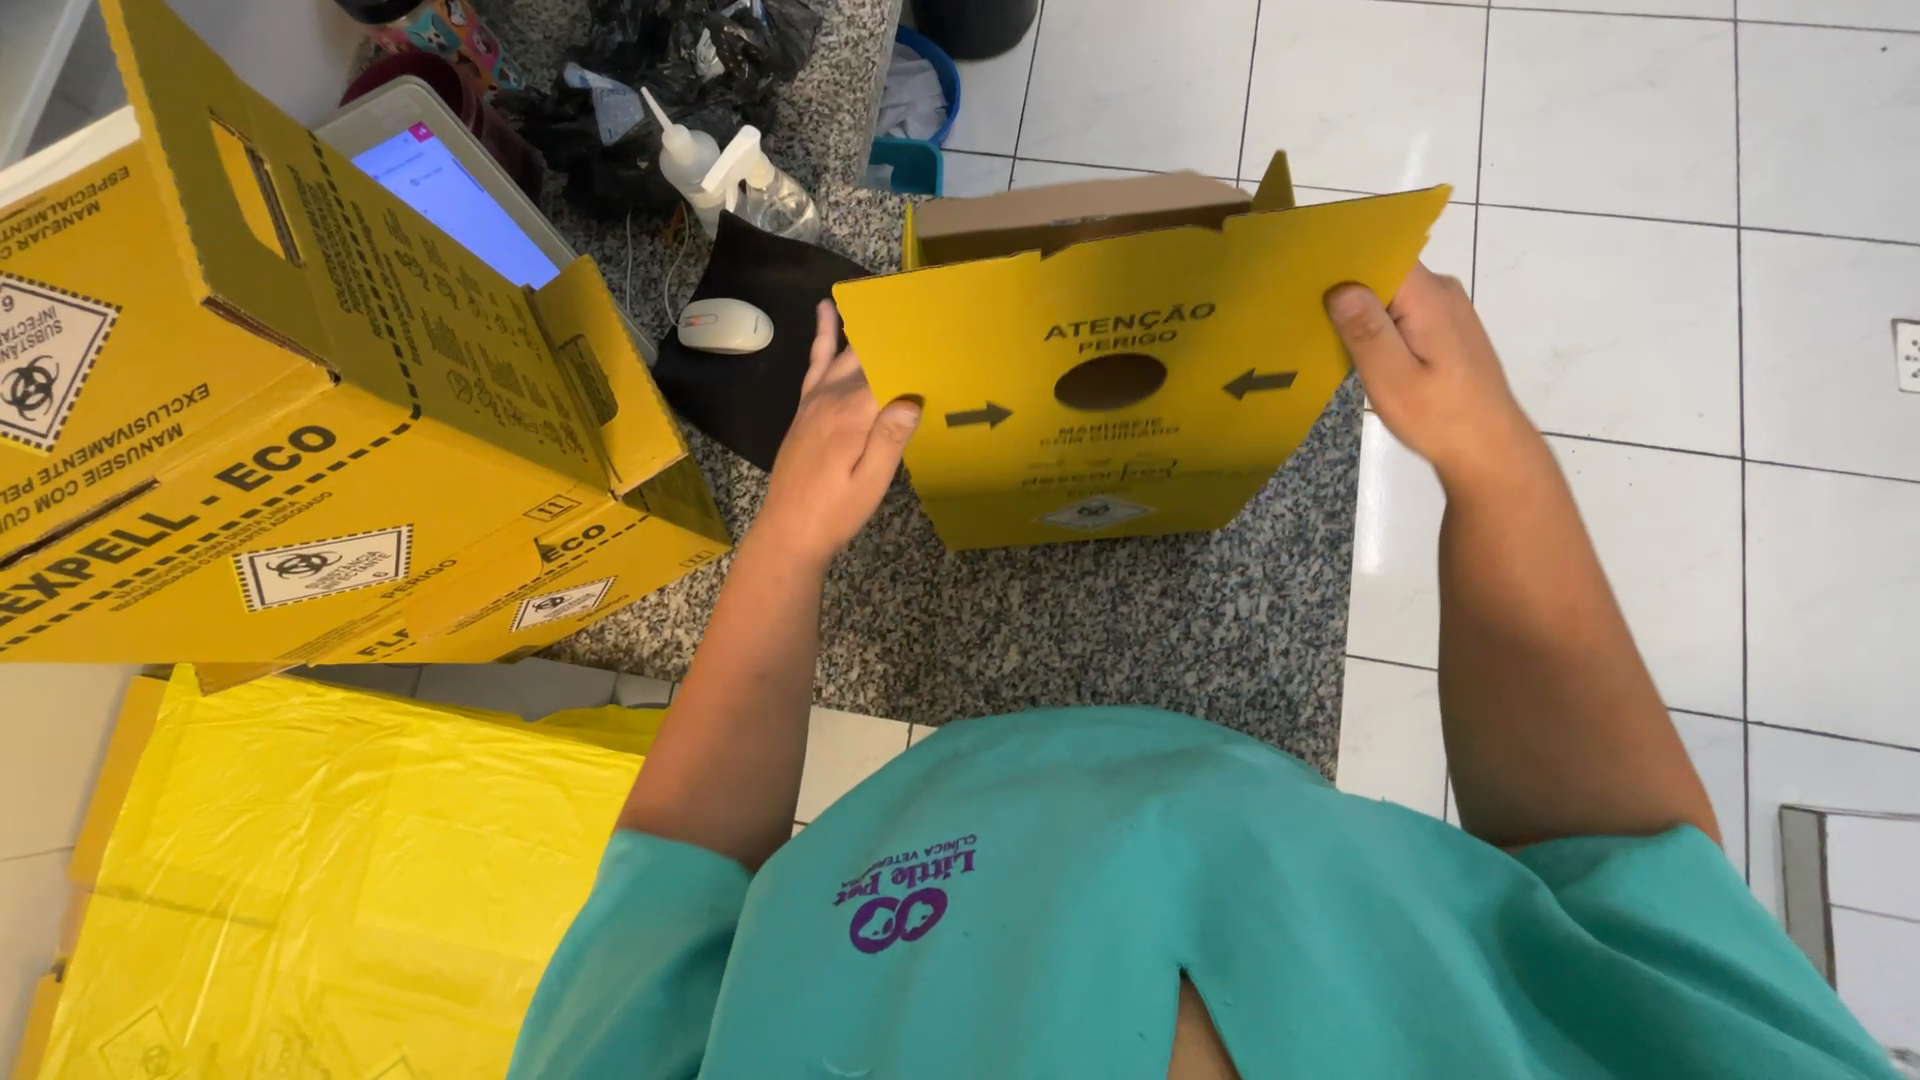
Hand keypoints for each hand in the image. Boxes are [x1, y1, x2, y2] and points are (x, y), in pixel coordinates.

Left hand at [752, 302, 920, 569]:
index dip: (913, 352)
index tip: (939, 332)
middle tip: (924, 311)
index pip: (887, 371)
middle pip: (867, 356)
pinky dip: (823, 336)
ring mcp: (814, 401)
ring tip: (889, 302)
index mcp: (851, 416)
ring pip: (843, 353)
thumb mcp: (869, 484)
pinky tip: (826, 312)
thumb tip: (912, 398)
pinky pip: (815, 362)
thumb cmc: (834, 513)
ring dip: (865, 328)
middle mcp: (830, 398)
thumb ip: (888, 440)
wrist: (787, 532)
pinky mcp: (805, 408)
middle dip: (895, 334)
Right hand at [1326, 264, 1543, 492]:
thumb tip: (1340, 287)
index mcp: (1429, 298)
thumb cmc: (1438, 416)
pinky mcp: (1442, 330)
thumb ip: (1367, 331)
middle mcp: (1441, 292)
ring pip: (1391, 293)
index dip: (1345, 259)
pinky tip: (1351, 346)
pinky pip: (1400, 312)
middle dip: (1345, 284)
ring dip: (1357, 307)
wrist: (1488, 449)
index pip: (1383, 254)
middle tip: (1300, 305)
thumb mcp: (1392, 379)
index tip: (1306, 272)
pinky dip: (1374, 323)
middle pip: (1385, 272)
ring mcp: (1445, 311)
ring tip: (1317, 325)